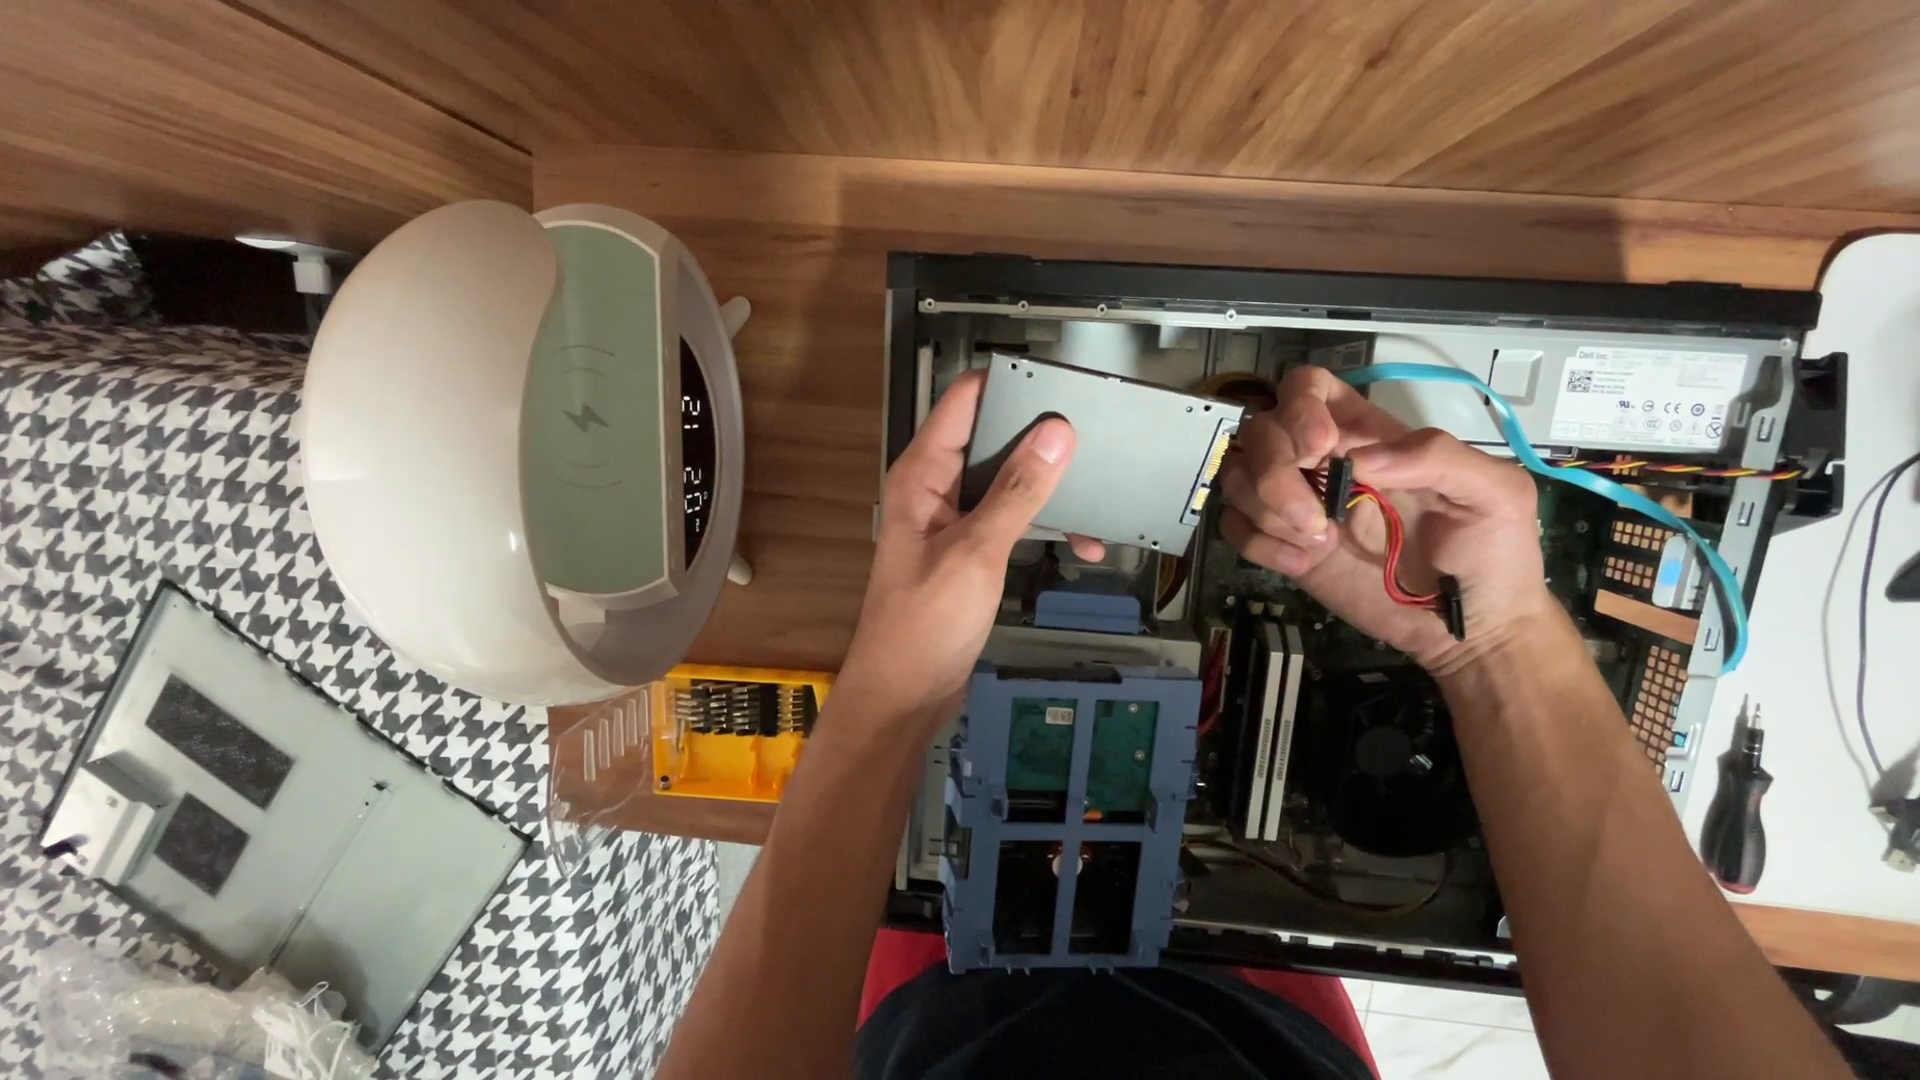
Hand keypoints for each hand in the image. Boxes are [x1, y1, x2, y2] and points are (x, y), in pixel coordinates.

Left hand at [838, 372, 1095, 728]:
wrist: (905, 694)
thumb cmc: (926, 623)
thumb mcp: (977, 552)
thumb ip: (1017, 492)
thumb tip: (1056, 432)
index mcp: (922, 475)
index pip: (964, 401)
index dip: (1010, 384)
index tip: (1063, 384)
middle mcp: (936, 488)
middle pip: (993, 438)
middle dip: (1042, 438)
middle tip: (1097, 438)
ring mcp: (954, 520)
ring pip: (1009, 481)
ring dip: (1050, 489)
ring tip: (1099, 498)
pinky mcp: (972, 550)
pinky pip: (1012, 520)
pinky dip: (1044, 526)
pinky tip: (1080, 543)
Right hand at [1219, 366, 1559, 673]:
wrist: (1467, 629)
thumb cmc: (1491, 555)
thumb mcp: (1496, 492)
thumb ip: (1437, 456)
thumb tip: (1359, 459)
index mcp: (1368, 436)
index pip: (1308, 388)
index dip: (1299, 407)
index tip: (1318, 448)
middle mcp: (1322, 463)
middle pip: (1260, 432)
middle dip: (1273, 471)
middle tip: (1315, 516)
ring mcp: (1297, 505)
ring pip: (1238, 477)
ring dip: (1266, 510)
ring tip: (1318, 542)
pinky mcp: (1282, 547)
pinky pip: (1235, 528)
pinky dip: (1259, 544)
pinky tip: (1303, 563)